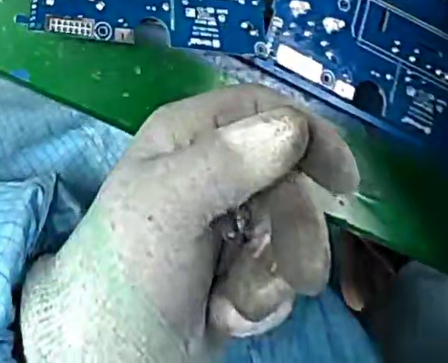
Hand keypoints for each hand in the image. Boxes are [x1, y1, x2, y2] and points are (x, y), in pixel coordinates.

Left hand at [19, 86, 358, 360]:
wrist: (106, 361)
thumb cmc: (128, 268)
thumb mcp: (168, 204)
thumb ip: (225, 162)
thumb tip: (292, 125)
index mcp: (189, 133)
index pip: (261, 109)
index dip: (306, 134)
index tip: (341, 180)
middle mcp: (211, 167)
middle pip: (287, 176)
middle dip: (294, 230)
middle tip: (298, 272)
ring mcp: (226, 219)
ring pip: (290, 230)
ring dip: (271, 275)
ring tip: (230, 303)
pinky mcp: (236, 267)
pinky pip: (279, 273)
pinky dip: (260, 300)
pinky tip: (224, 315)